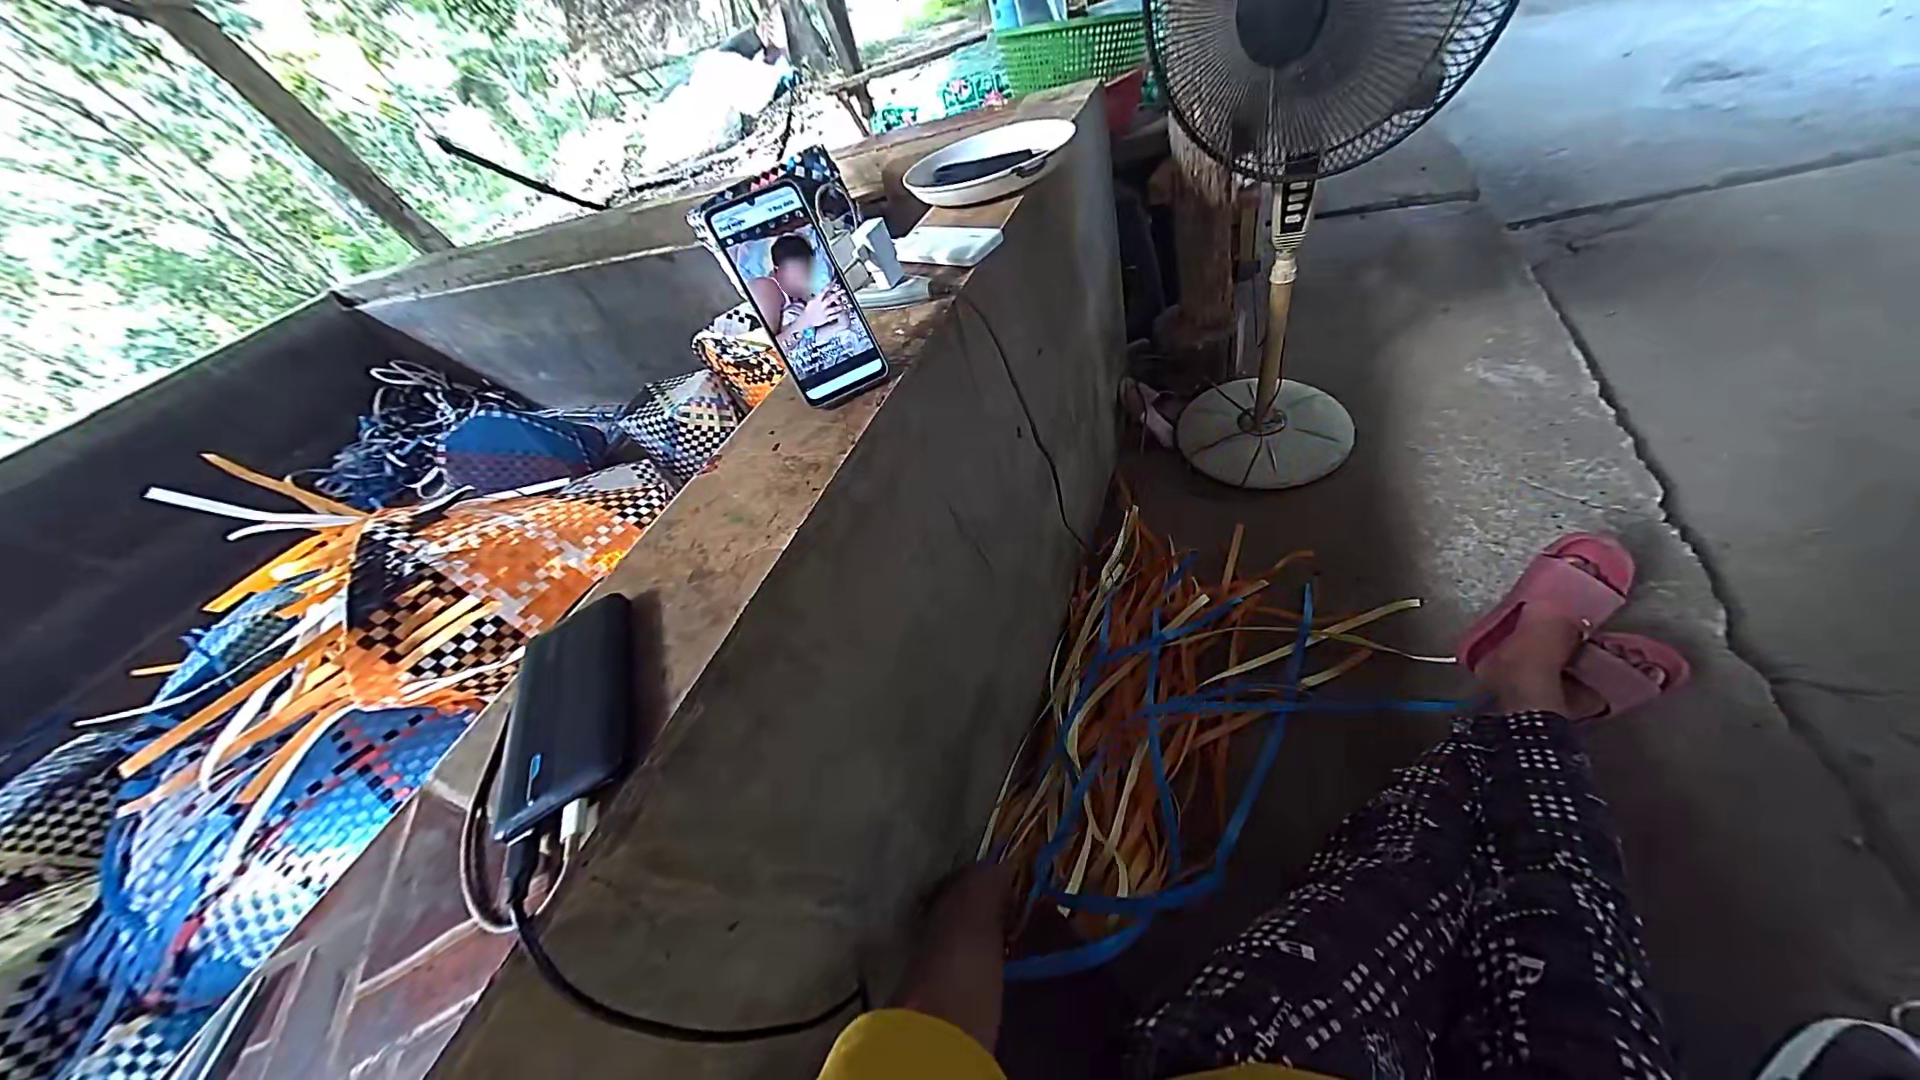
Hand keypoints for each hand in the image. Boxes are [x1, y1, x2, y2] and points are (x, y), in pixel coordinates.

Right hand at [794, 289, 844, 330]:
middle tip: (843, 290)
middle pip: (830, 299)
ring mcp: (824, 313)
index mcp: (817, 300)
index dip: (829, 286)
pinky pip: (833, 316)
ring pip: (833, 309)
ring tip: (844, 304)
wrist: (806, 320)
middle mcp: (821, 306)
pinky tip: (843, 312)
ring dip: (840, 306)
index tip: (834, 282)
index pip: (823, 291)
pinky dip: (838, 314)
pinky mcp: (826, 319)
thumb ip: (819, 296)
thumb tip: (826, 291)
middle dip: (837, 294)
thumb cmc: (810, 309)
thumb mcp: (812, 301)